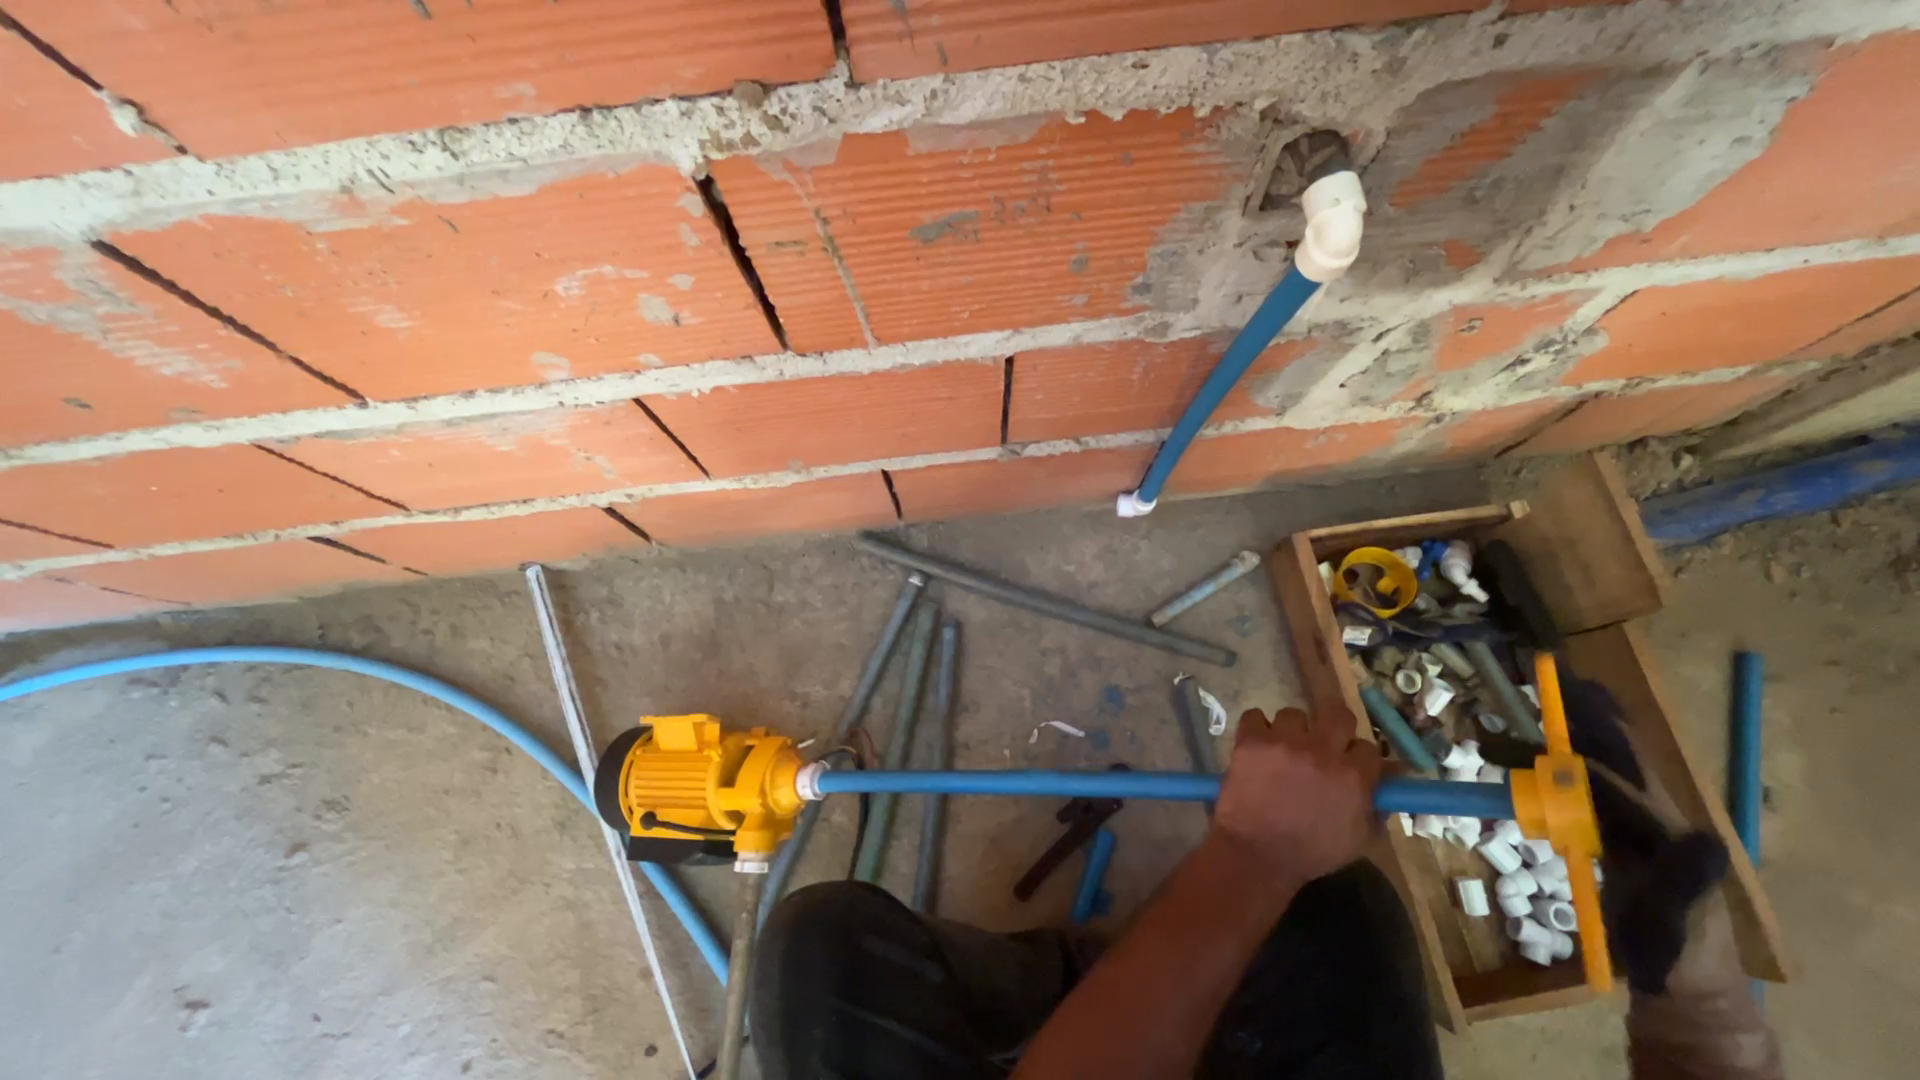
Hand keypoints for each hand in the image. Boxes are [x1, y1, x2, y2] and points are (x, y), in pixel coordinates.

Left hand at [1210, 706, 1382, 885]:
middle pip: (1337, 713)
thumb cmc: (1312, 852)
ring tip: (1284, 751)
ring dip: (1291, 731)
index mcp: (1353, 775)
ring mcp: (1283, 742)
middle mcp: (1320, 751)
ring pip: (1293, 714)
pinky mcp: (1251, 741)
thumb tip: (1391, 777)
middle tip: (1322, 742)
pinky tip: (1259, 747)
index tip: (1349, 764)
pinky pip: (1255, 715)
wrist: (1257, 855)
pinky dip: (1257, 729)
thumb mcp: (1360, 837)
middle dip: (1333, 726)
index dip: (1359, 756)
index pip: (1368, 746)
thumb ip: (1378, 804)